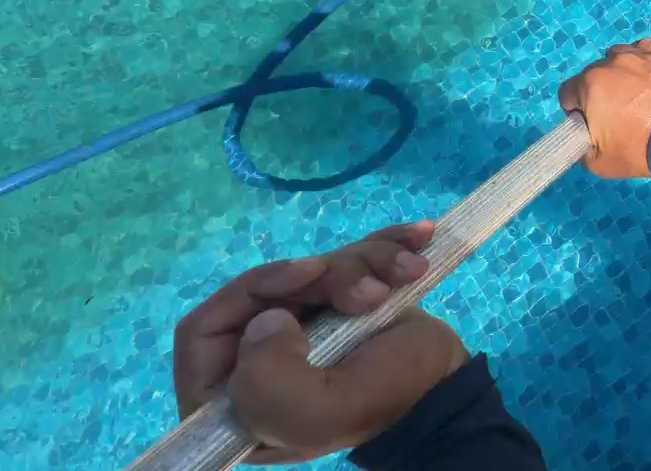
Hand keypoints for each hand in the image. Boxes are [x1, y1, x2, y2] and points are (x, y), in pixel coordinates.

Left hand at [172, 221, 469, 462]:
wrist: (443, 387)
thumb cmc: (382, 403)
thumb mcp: (317, 412)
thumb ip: (268, 381)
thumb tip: (267, 319)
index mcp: (233, 392)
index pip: (207, 326)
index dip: (256, 288)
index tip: (312, 272)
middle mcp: (265, 351)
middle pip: (281, 284)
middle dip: (337, 274)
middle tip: (377, 293)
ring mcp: (312, 320)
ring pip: (327, 264)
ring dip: (376, 259)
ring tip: (411, 273)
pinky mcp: (352, 297)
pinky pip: (362, 252)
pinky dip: (394, 241)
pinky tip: (421, 237)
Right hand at [557, 38, 650, 177]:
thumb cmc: (642, 148)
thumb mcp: (599, 163)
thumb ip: (584, 148)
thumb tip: (587, 139)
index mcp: (591, 84)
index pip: (568, 93)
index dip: (577, 110)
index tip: (593, 123)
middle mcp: (616, 61)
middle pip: (597, 73)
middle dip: (602, 91)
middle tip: (621, 113)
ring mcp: (646, 53)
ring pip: (624, 58)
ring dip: (626, 73)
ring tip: (642, 95)